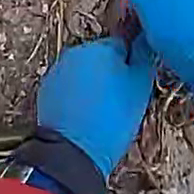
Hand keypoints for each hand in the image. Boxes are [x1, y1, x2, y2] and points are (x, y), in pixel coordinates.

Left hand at [36, 35, 154, 178]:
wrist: (73, 153)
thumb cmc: (109, 122)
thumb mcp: (140, 87)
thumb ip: (144, 56)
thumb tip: (146, 40)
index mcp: (102, 48)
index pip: (123, 43)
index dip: (132, 63)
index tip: (134, 81)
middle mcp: (77, 53)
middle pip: (101, 55)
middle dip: (111, 71)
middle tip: (120, 97)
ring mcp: (59, 71)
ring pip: (84, 69)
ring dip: (93, 82)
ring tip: (102, 109)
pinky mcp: (46, 89)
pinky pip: (67, 85)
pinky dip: (76, 94)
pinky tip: (85, 113)